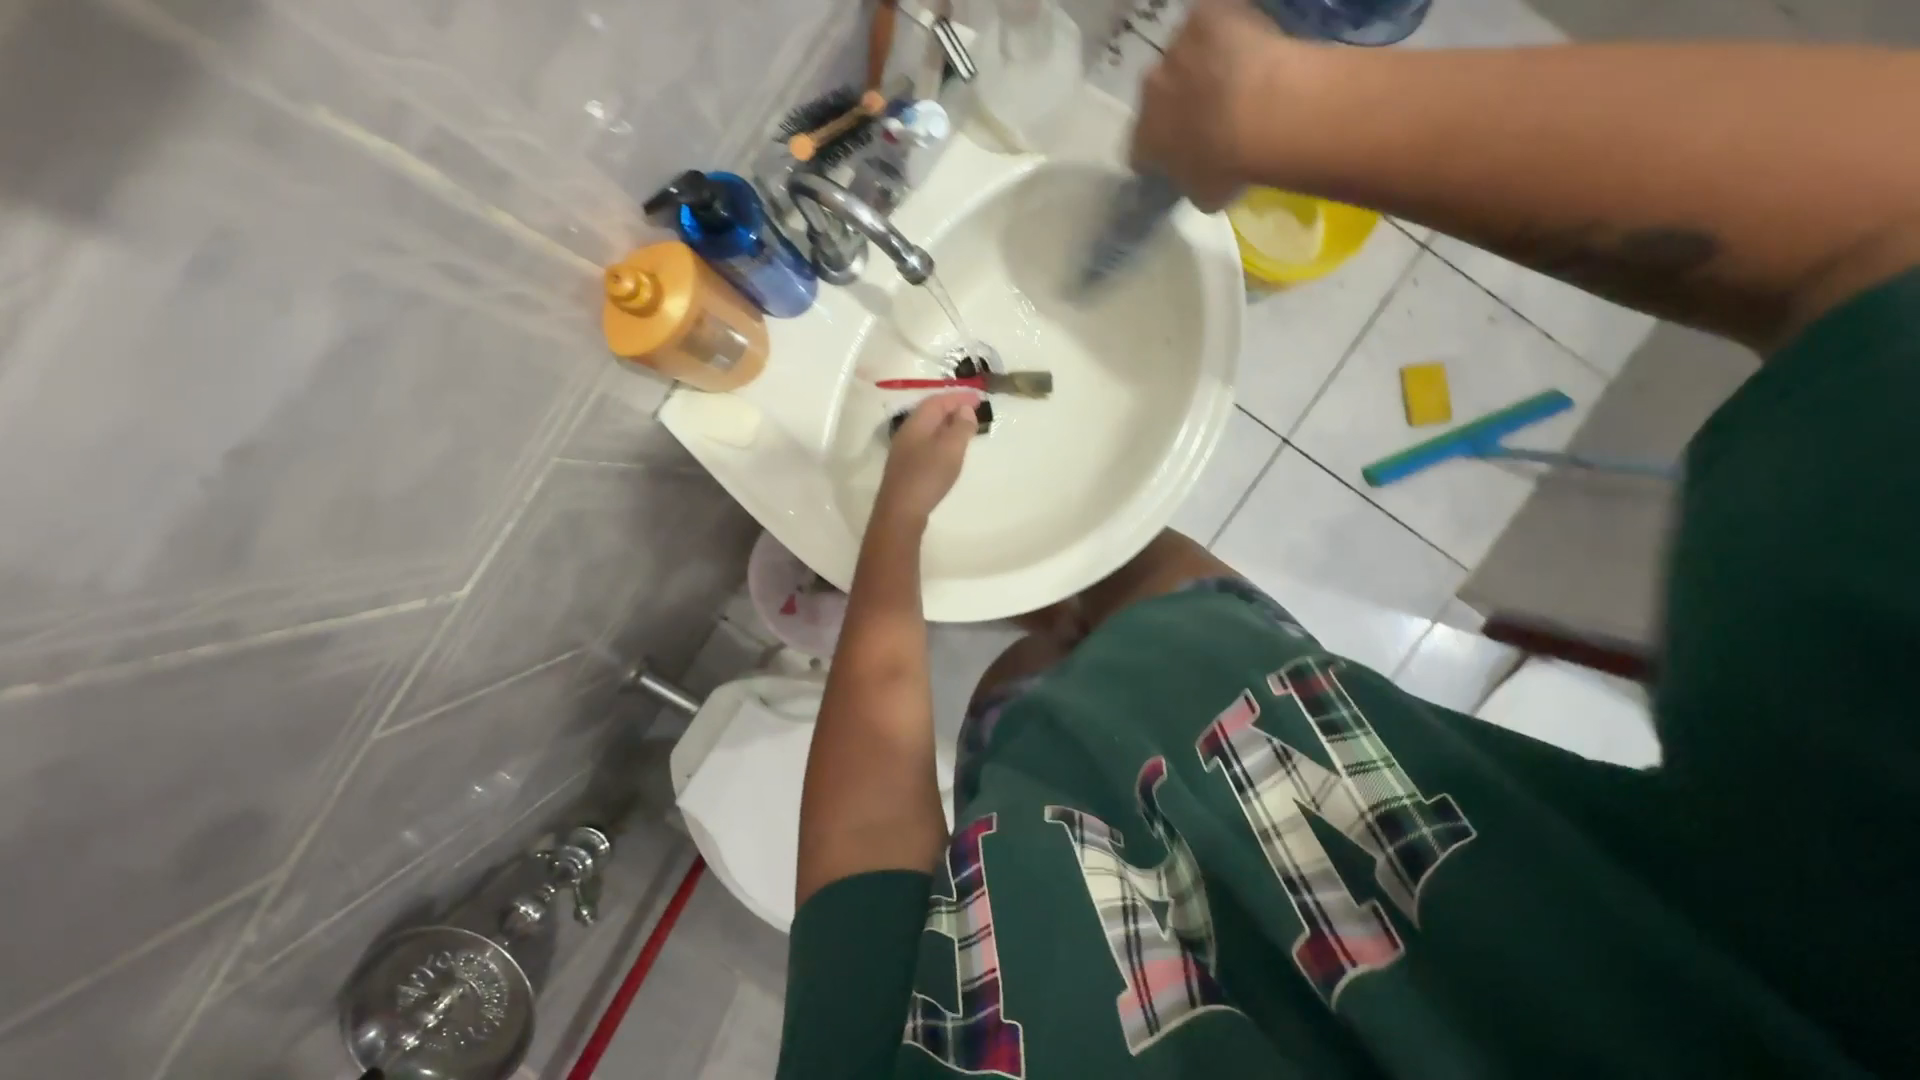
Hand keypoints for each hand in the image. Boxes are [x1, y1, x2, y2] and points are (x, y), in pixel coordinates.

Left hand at [875, 391, 978, 524]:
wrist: (900, 512)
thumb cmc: (927, 476)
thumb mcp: (951, 448)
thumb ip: (961, 427)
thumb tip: (965, 410)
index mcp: (916, 423)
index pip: (938, 400)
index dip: (959, 396)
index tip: (979, 398)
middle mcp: (907, 432)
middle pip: (930, 412)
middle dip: (952, 408)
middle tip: (974, 410)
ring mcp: (904, 451)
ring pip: (928, 429)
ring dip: (947, 425)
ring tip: (965, 428)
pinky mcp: (905, 468)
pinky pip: (926, 443)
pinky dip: (941, 440)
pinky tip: (949, 451)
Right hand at [1131, 0, 1298, 211]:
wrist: (1260, 112)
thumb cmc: (1229, 166)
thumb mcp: (1206, 195)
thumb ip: (1192, 182)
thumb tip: (1196, 178)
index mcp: (1144, 138)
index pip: (1142, 148)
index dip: (1163, 151)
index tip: (1186, 155)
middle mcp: (1149, 90)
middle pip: (1159, 95)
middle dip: (1179, 103)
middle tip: (1212, 114)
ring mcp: (1175, 49)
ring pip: (1184, 57)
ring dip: (1201, 67)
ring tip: (1236, 78)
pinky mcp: (1203, 16)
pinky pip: (1210, 21)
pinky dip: (1224, 30)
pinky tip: (1248, 45)